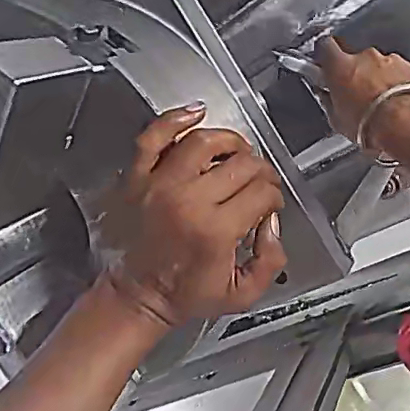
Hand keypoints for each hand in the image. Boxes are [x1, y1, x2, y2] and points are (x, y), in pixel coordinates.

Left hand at [96, 105, 287, 327]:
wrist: (135, 297)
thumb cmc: (185, 295)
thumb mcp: (242, 294)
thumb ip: (270, 260)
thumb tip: (272, 223)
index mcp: (216, 230)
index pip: (261, 193)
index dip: (275, 197)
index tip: (271, 205)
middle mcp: (188, 200)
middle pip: (241, 165)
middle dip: (262, 172)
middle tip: (261, 182)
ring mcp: (159, 185)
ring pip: (205, 142)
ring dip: (231, 141)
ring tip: (240, 152)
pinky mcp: (137, 178)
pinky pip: (154, 137)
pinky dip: (175, 119)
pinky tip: (196, 113)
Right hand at [313, 37, 409, 146]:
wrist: (405, 125)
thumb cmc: (371, 123)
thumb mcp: (337, 120)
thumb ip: (329, 102)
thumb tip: (328, 100)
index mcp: (341, 65)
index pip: (325, 47)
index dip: (326, 56)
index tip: (326, 66)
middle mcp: (366, 57)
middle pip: (357, 59)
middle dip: (357, 75)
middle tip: (359, 97)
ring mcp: (390, 61)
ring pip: (381, 67)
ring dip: (380, 81)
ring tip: (381, 106)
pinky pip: (402, 74)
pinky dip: (400, 85)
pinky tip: (398, 105)